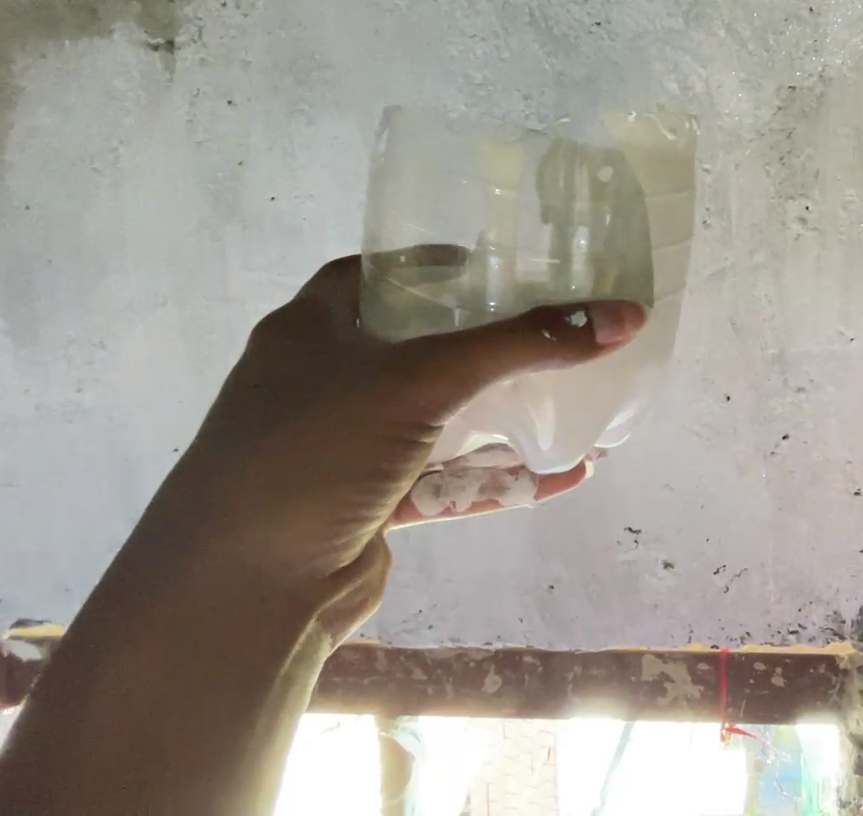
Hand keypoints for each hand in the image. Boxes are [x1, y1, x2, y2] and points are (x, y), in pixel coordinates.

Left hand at [134, 255, 644, 635]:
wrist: (237, 597)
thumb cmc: (315, 452)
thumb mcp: (423, 379)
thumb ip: (524, 345)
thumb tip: (625, 316)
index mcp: (314, 329)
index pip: (375, 274)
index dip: (433, 265)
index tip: (498, 265)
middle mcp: (326, 380)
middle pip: (422, 345)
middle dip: (490, 342)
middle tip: (554, 328)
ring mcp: (349, 446)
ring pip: (443, 417)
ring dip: (508, 416)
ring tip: (577, 401)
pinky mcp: (372, 501)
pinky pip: (450, 476)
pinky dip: (503, 474)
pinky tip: (567, 472)